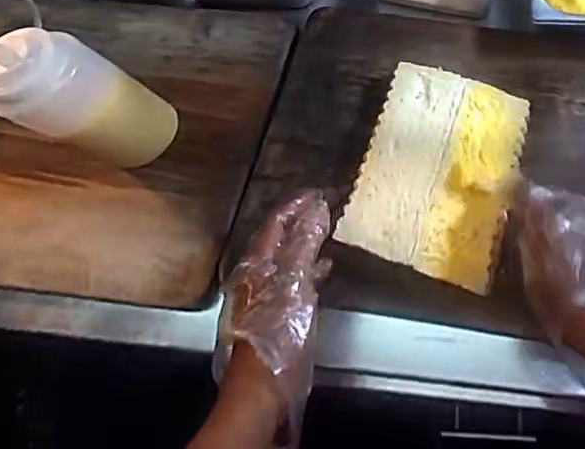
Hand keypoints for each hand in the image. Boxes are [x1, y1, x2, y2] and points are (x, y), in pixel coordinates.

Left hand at [216, 189, 332, 420]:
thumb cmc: (275, 334)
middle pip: (280, 239)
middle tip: (325, 207)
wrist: (263, 393)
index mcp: (256, 265)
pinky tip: (324, 269)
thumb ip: (305, 245)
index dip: (296, 205)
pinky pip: (294, 280)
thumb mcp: (293, 285)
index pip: (275, 223)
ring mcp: (265, 297)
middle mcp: (257, 277)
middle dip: (301, 221)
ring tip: (328, 231)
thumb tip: (318, 209)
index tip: (318, 193)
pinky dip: (309, 268)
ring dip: (306, 243)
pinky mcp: (275, 317)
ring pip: (287, 259)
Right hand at [513, 182, 584, 347]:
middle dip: (548, 215)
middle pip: (556, 200)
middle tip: (543, 237)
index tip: (518, 215)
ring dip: (573, 225)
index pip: (526, 193)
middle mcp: (575, 205)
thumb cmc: (565, 305)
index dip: (522, 205)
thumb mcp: (531, 277)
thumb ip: (524, 243)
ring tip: (569, 251)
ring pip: (580, 212)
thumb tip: (522, 230)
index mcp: (545, 211)